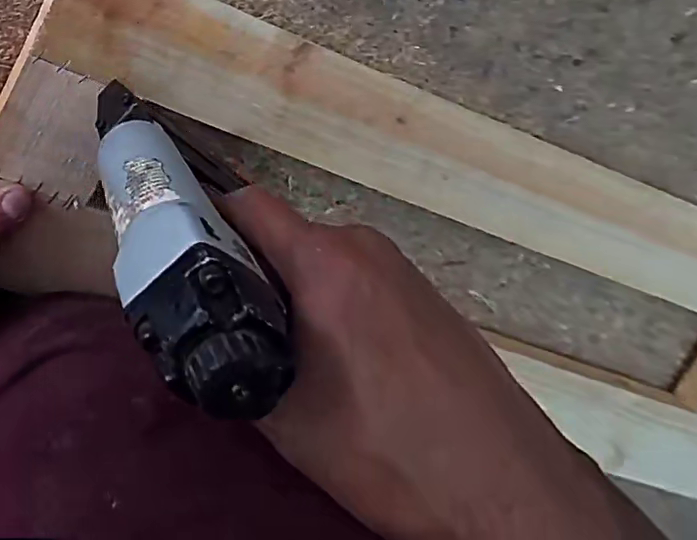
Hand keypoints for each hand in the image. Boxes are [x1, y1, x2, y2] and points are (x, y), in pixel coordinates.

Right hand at [220, 188, 658, 539]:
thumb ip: (239, 361)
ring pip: (318, 254)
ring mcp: (397, 265)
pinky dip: (330, 297)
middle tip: (234, 313)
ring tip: (288, 345)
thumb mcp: (291, 417)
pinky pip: (354, 273)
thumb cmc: (398, 453)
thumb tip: (210, 341)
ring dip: (293, 284)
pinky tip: (339, 354)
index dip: (208, 213)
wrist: (512, 492)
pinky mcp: (420, 289)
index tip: (184, 238)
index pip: (248, 204)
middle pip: (283, 232)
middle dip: (251, 265)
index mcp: (325, 264)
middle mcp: (362, 247)